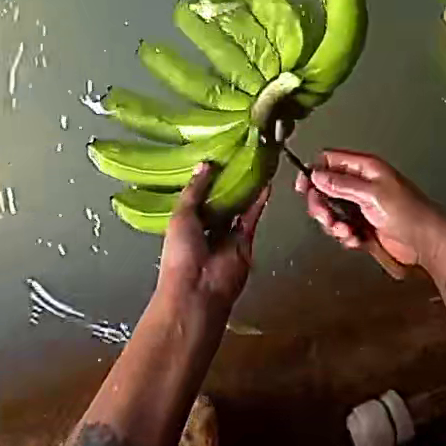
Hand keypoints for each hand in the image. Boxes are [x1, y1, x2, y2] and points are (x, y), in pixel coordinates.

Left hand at [156, 162, 267, 314]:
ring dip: (244, 189)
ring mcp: (226, 235)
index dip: (205, 179)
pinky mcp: (244, 242)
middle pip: (219, 200)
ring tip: (253, 164)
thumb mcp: (181, 215)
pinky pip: (252, 218)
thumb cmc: (181, 253)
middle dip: (226, 182)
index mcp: (185, 222)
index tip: (215, 156)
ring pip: (237, 207)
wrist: (199, 290)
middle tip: (236, 155)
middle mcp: (206, 228)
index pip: (197, 196)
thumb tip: (204, 164)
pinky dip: (259, 202)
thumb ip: (194, 190)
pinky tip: (265, 184)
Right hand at [295, 150, 445, 270]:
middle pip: (324, 188)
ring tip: (345, 231)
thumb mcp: (372, 194)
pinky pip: (341, 227)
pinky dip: (344, 235)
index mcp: (364, 168)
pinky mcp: (362, 226)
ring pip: (331, 210)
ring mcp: (360, 206)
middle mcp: (360, 184)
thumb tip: (315, 174)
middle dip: (321, 204)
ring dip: (333, 223)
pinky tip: (355, 240)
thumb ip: (341, 184)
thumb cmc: (408, 212)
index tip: (304, 187)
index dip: (314, 172)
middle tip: (325, 216)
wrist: (428, 244)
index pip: (329, 161)